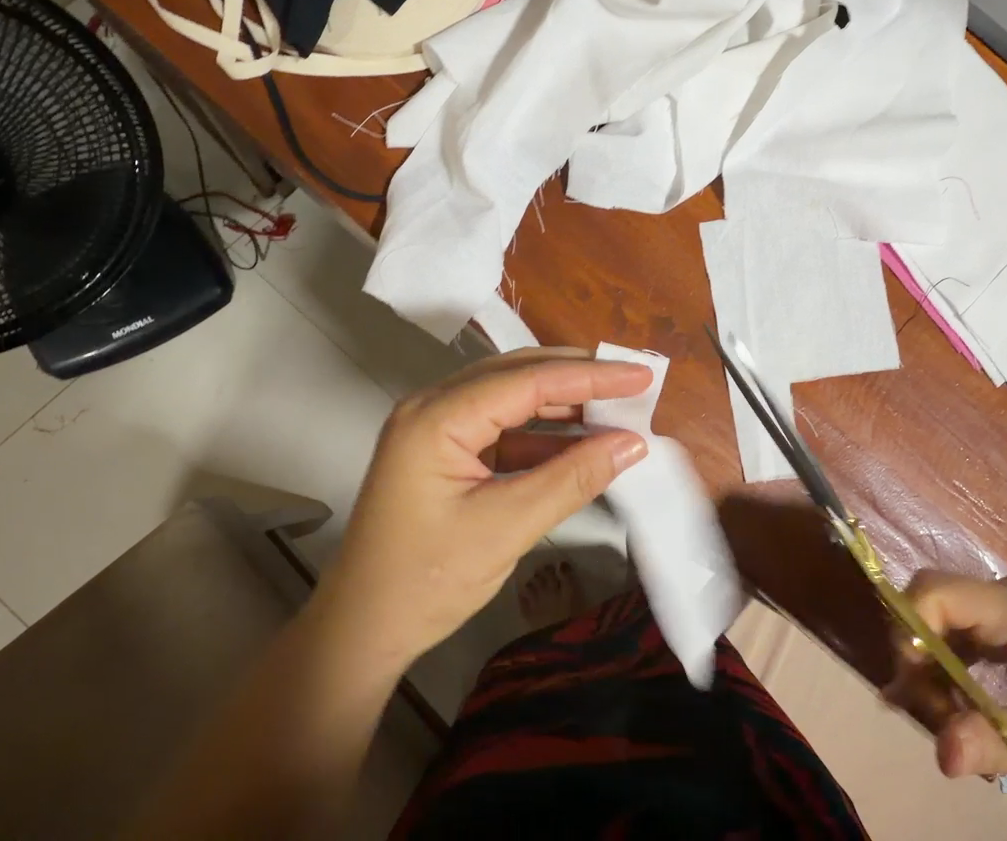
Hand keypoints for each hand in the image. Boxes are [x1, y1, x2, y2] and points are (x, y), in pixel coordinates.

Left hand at [312, 348, 651, 672]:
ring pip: (509, 400)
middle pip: (515, 375)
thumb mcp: (506, 527)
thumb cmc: (426, 580)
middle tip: (634, 382)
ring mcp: (434, 431)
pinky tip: (579, 445)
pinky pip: (499, 431)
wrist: (362, 631)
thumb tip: (634, 444)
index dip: (590, 376)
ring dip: (561, 406)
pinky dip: (541, 436)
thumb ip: (572, 478)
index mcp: (437, 417)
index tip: (643, 374)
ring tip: (616, 410)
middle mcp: (431, 409)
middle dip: (577, 378)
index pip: (527, 380)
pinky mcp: (442, 456)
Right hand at [884, 574, 1006, 832]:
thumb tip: (941, 753)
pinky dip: (944, 673)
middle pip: (932, 602)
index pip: (936, 591)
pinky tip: (953, 712)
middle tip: (926, 708)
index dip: (910, 628)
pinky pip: (955, 640)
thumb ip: (993, 744)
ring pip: (939, 622)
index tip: (912, 682)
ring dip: (929, 669)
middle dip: (916, 652)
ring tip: (944, 719)